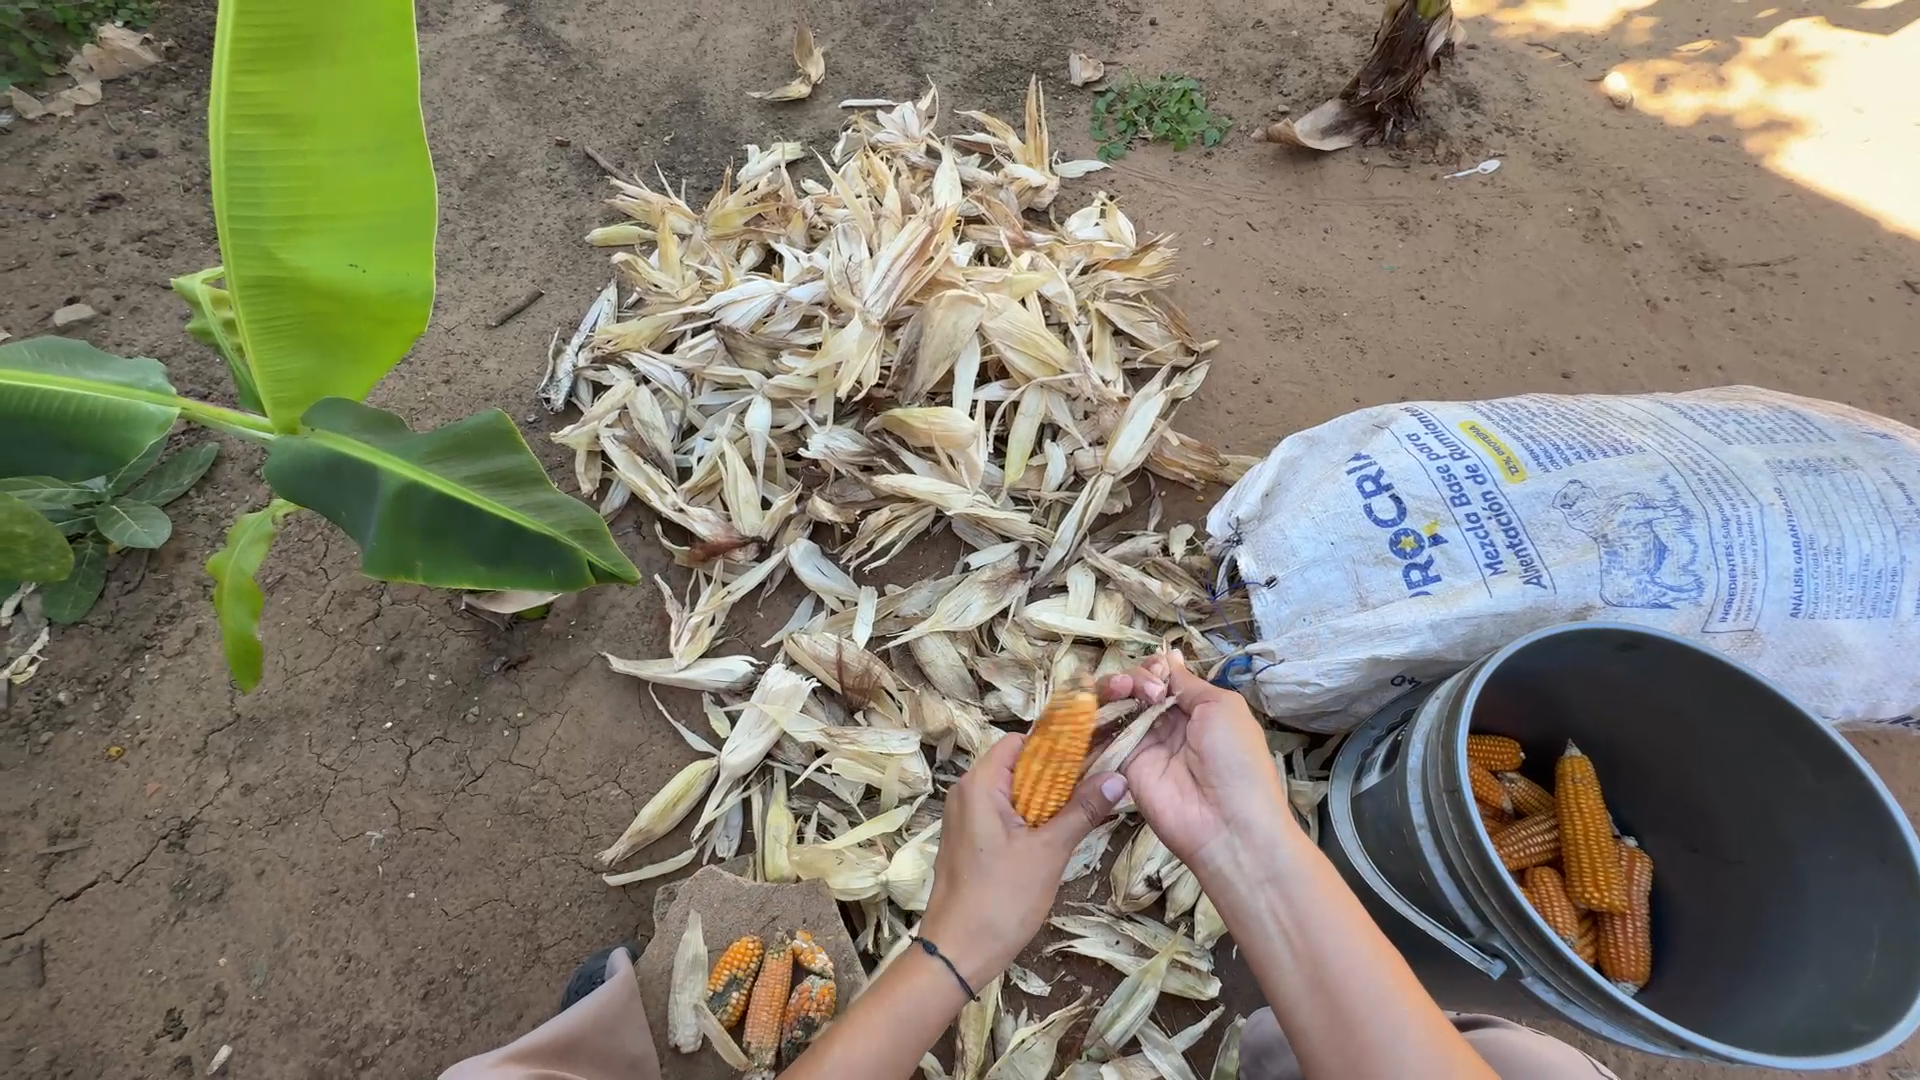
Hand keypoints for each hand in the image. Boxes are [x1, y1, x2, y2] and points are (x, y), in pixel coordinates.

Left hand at [919, 733, 1127, 988]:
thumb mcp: (1048, 852)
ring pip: (1010, 791)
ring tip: (1078, 812)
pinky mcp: (967, 838)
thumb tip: (1118, 778)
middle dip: (1054, 775)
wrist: (956, 953)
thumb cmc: (1001, 899)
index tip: (1089, 758)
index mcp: (980, 784)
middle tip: (1091, 788)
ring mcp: (963, 816)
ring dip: (1043, 798)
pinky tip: (1052, 836)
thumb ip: (1082, 810)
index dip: (1054, 747)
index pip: (1019, 742)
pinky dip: (1027, 816)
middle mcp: (966, 791)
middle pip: (1016, 765)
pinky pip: (1000, 812)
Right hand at [1102, 651, 1296, 874]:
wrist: (1227, 823)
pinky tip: (1099, 705)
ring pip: (1117, 705)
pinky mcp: (1123, 764)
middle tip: (1146, 690)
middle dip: (1135, 676)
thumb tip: (1170, 655)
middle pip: (1137, 687)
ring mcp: (1143, 743)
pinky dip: (1095, 716)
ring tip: (1124, 691)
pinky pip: (1104, 735)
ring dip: (1115, 689)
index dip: (1155, 667)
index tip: (1158, 670)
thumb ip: (1188, 682)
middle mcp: (1167, 723)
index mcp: (1195, 708)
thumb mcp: (1222, 708)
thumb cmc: (1236, 759)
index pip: (1164, 677)